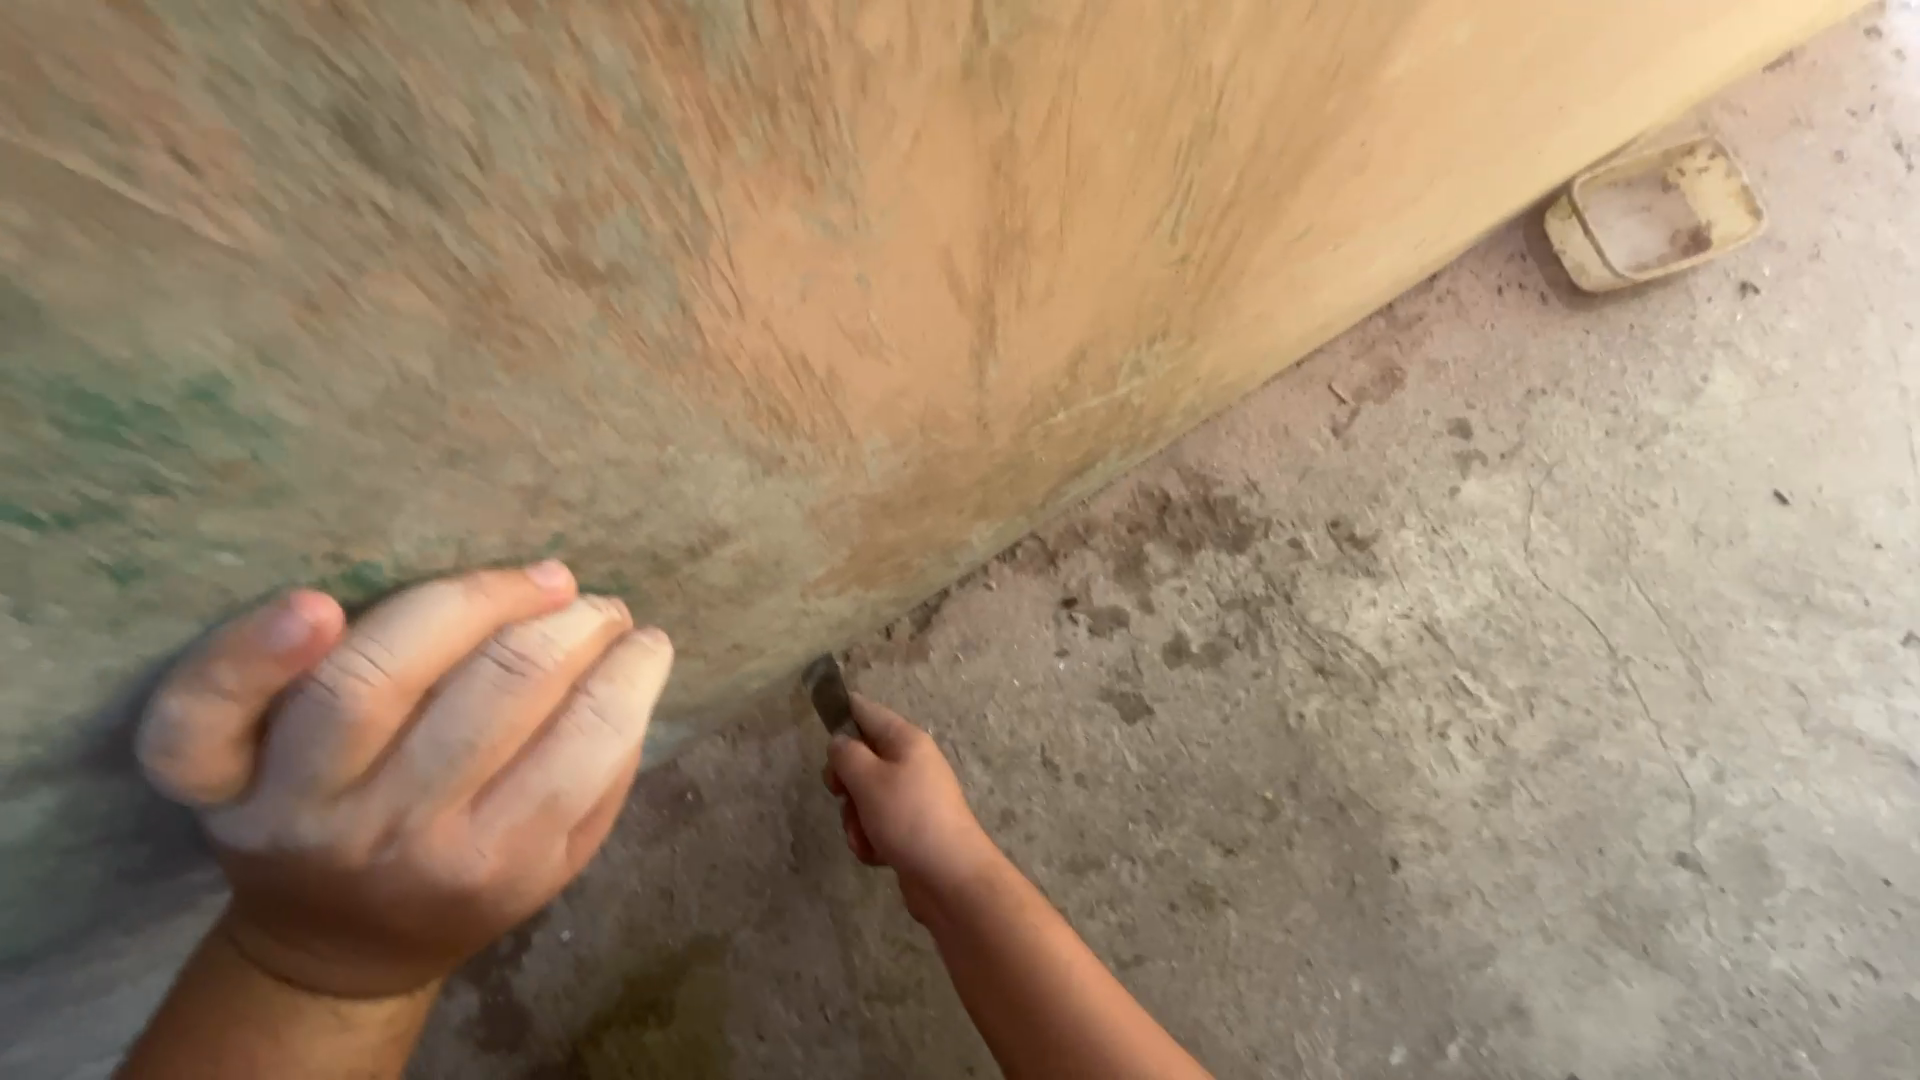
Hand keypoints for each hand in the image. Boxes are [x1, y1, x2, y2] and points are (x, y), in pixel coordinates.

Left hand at [135, 562, 673, 998]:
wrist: (341, 944)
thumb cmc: (477, 882)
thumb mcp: (568, 853)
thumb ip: (606, 765)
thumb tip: (630, 655)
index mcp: (498, 856)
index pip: (590, 733)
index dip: (633, 665)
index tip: (644, 641)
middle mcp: (401, 832)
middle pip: (499, 687)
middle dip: (574, 623)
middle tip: (597, 609)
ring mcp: (299, 802)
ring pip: (377, 675)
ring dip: (478, 600)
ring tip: (538, 580)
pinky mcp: (214, 780)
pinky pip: (205, 710)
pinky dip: (249, 652)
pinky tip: (318, 605)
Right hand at [824, 695, 1001, 920]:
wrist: (950, 876)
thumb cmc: (908, 818)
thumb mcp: (869, 779)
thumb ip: (846, 754)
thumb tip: (840, 743)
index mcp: (906, 740)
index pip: (866, 711)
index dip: (841, 712)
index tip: (820, 721)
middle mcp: (911, 762)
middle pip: (861, 759)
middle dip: (846, 783)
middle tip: (843, 795)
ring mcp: (911, 797)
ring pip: (864, 797)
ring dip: (856, 819)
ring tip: (865, 836)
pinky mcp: (910, 828)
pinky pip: (876, 824)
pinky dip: (870, 839)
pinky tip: (877, 854)